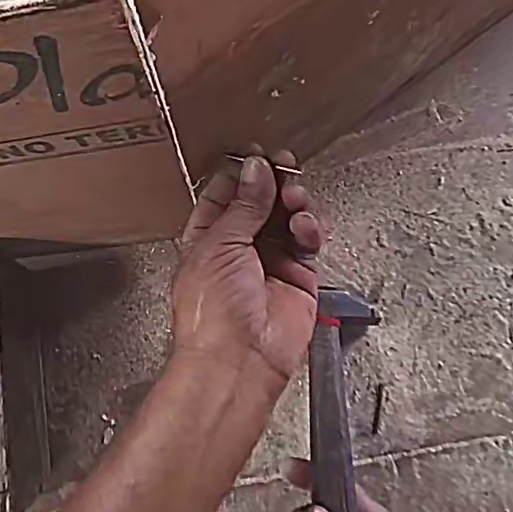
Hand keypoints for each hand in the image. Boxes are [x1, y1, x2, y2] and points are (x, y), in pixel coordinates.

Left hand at [170, 150, 324, 385]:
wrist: (239, 358)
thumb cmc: (212, 310)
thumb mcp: (219, 245)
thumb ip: (243, 206)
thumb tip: (255, 169)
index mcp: (204, 240)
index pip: (222, 198)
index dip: (238, 175)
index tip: (253, 153)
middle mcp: (236, 250)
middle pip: (257, 204)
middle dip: (270, 183)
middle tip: (282, 165)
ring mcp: (267, 263)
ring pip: (285, 219)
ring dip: (291, 202)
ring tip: (294, 196)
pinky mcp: (296, 277)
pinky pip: (306, 242)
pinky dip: (308, 229)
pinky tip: (306, 224)